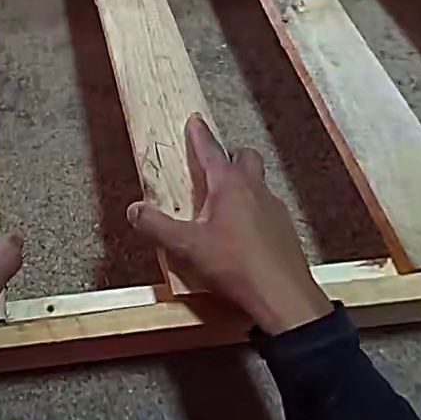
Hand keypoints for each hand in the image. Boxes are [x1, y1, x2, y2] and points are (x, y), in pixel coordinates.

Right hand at [127, 115, 331, 334]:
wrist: (285, 299)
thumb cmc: (234, 265)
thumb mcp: (186, 246)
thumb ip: (156, 226)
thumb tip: (133, 210)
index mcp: (229, 185)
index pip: (211, 150)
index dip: (200, 134)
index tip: (194, 120)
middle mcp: (255, 189)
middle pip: (245, 157)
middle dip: (230, 156)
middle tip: (212, 167)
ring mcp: (275, 209)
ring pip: (259, 182)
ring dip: (243, 184)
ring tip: (223, 204)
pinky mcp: (286, 230)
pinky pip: (267, 208)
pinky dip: (253, 209)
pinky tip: (242, 232)